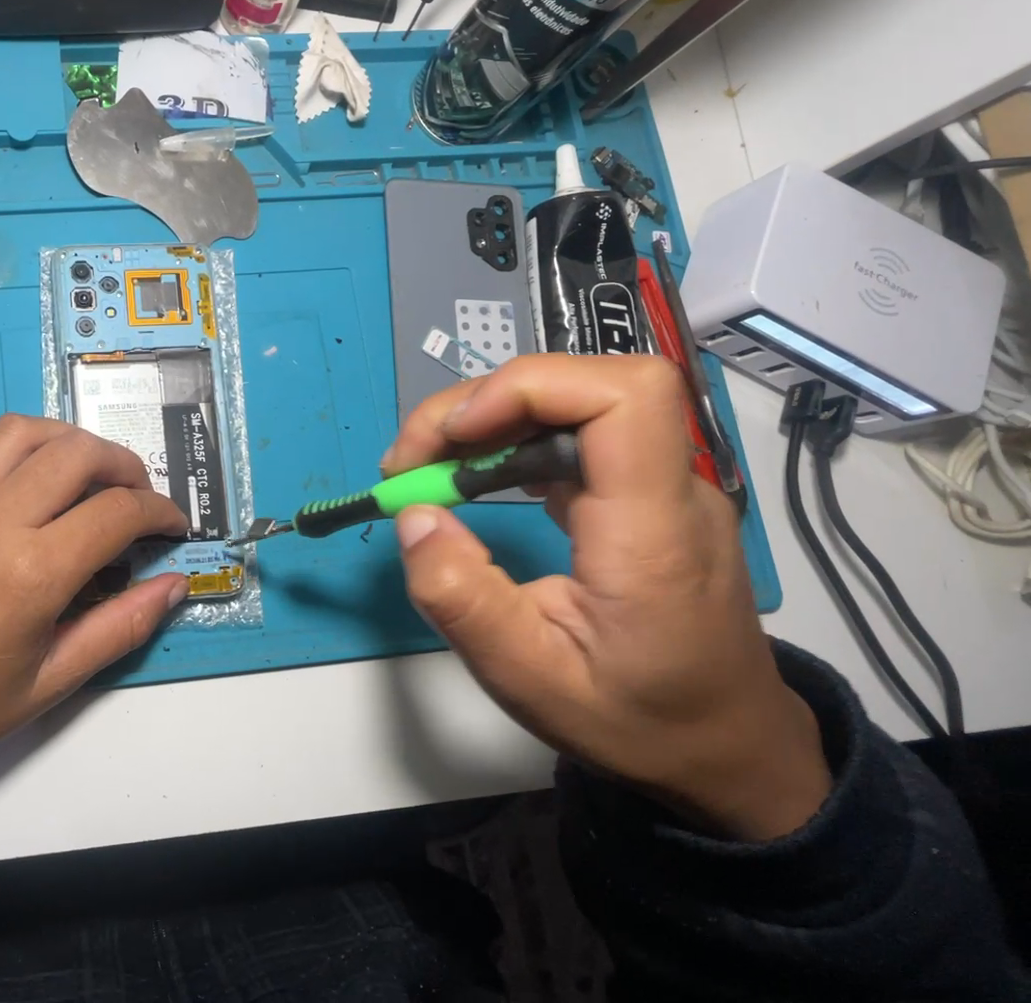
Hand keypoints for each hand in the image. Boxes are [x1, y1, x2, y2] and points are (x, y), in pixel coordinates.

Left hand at [0, 416, 190, 796]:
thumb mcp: (52, 681)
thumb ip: (122, 626)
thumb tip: (175, 584)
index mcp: (30, 573)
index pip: (116, 512)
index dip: (159, 512)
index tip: (172, 525)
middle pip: (75, 453)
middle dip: (124, 465)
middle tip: (138, 494)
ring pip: (21, 432)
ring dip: (67, 441)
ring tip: (86, 472)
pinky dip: (13, 450)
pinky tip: (25, 480)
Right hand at [382, 355, 829, 840]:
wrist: (728, 749)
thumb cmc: (635, 720)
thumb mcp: (527, 679)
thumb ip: (462, 599)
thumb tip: (413, 516)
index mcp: (651, 533)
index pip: (622, 397)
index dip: (527, 389)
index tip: (452, 439)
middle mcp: (670, 490)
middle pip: (584, 386)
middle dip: (479, 406)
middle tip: (408, 465)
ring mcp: (661, 488)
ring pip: (573, 403)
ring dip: (486, 421)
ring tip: (426, 473)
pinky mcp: (642, 495)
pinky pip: (573, 437)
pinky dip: (507, 443)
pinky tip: (470, 481)